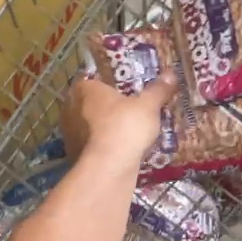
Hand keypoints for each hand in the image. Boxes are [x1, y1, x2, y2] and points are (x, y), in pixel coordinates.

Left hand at [62, 72, 176, 170]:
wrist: (109, 167)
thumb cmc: (125, 126)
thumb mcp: (148, 106)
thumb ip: (158, 90)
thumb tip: (171, 74)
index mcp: (86, 89)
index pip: (90, 81)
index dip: (104, 86)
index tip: (119, 93)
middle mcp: (72, 107)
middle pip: (88, 104)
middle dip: (103, 108)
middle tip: (124, 112)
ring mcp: (70, 132)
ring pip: (87, 126)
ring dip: (100, 129)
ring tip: (122, 134)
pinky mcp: (74, 154)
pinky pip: (89, 145)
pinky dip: (100, 147)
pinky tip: (116, 152)